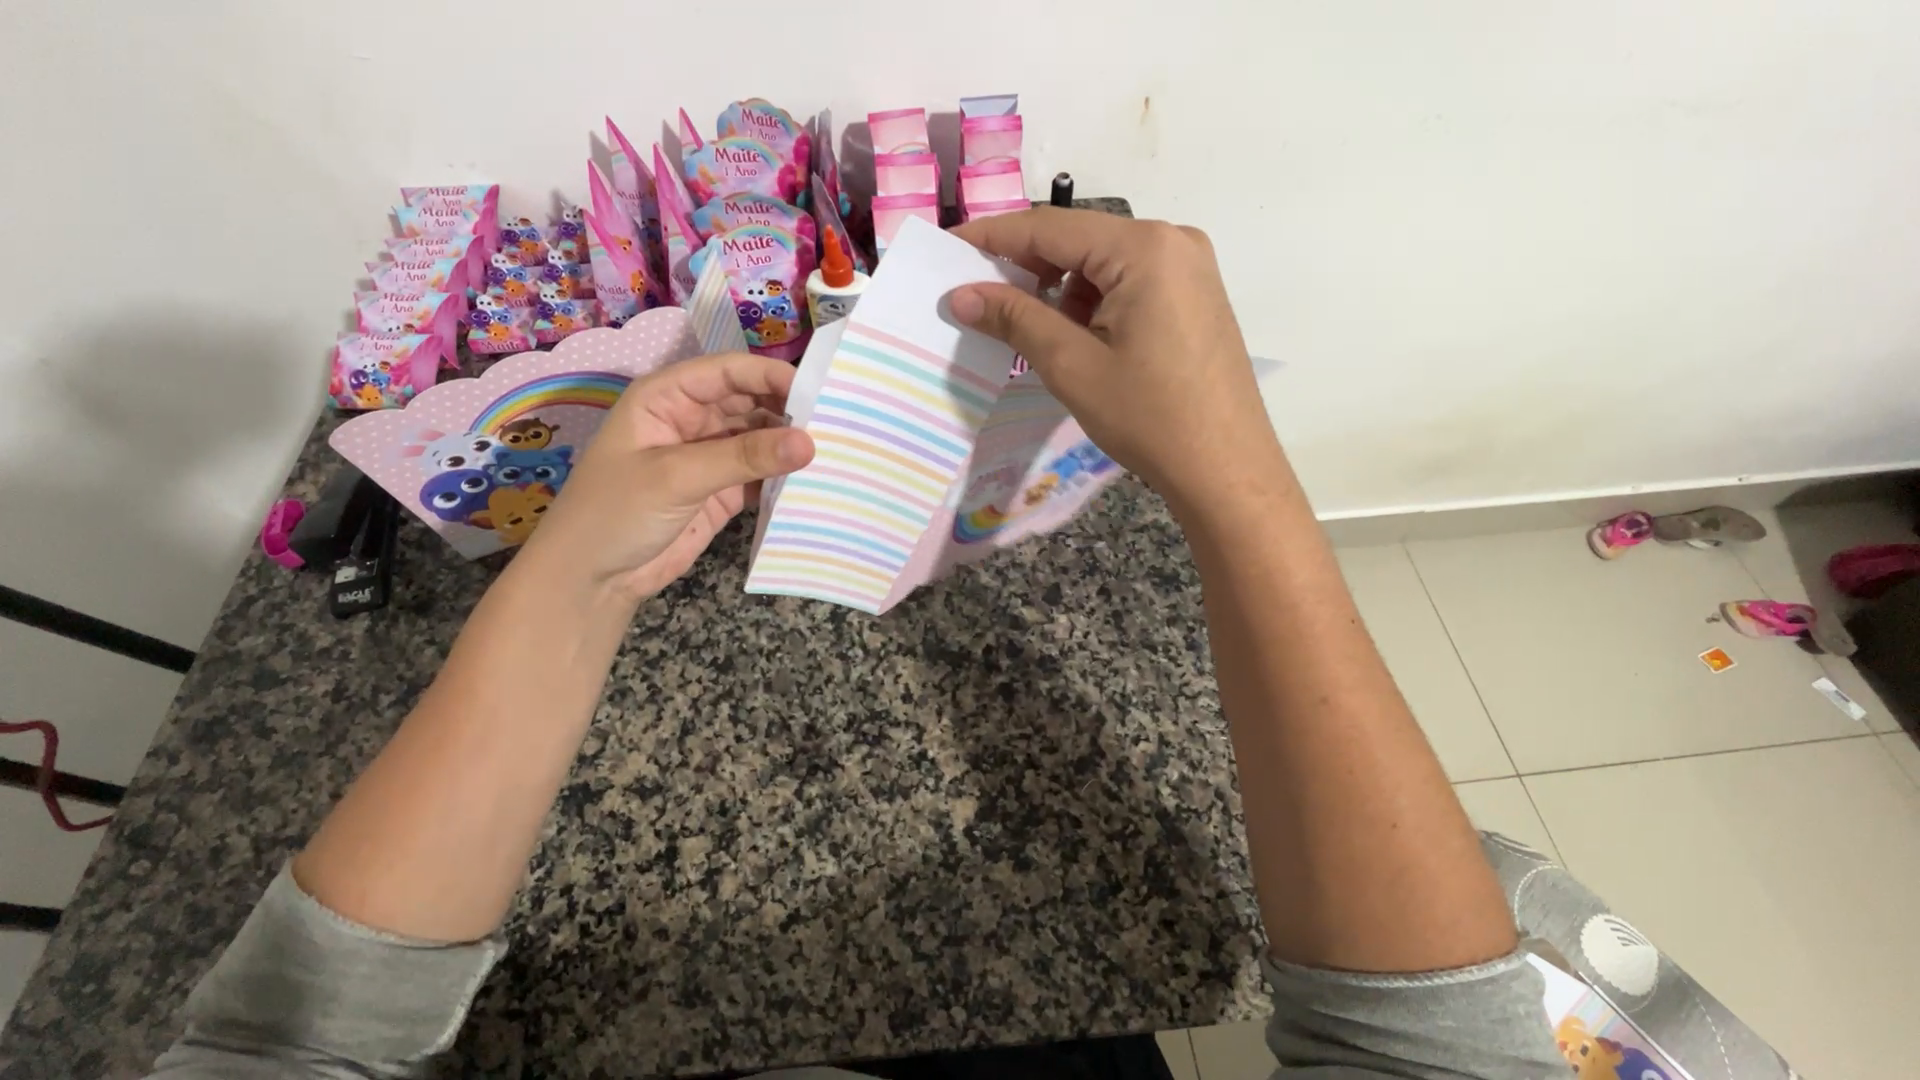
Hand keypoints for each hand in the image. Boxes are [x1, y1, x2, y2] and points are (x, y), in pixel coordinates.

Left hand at [521, 352, 813, 603]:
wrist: (591, 579)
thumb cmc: (616, 512)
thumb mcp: (678, 477)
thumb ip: (744, 457)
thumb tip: (809, 442)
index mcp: (667, 397)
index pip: (729, 372)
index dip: (771, 376)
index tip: (818, 391)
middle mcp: (691, 419)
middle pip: (750, 402)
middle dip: (789, 410)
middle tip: (837, 423)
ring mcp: (708, 456)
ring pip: (760, 438)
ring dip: (790, 445)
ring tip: (835, 451)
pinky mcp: (722, 492)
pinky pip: (760, 474)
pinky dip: (783, 477)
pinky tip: (814, 480)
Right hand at [948, 208, 1281, 515]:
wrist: (1226, 469)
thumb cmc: (1148, 418)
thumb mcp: (1072, 366)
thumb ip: (1015, 319)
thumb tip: (961, 295)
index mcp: (1144, 247)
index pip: (1050, 227)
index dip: (992, 238)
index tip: (947, 250)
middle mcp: (1172, 241)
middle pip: (1079, 240)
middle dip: (1025, 266)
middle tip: (976, 294)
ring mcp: (1190, 268)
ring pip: (1103, 263)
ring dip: (1059, 288)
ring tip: (1021, 324)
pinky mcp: (1195, 297)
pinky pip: (1130, 282)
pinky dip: (1093, 301)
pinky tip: (1071, 335)